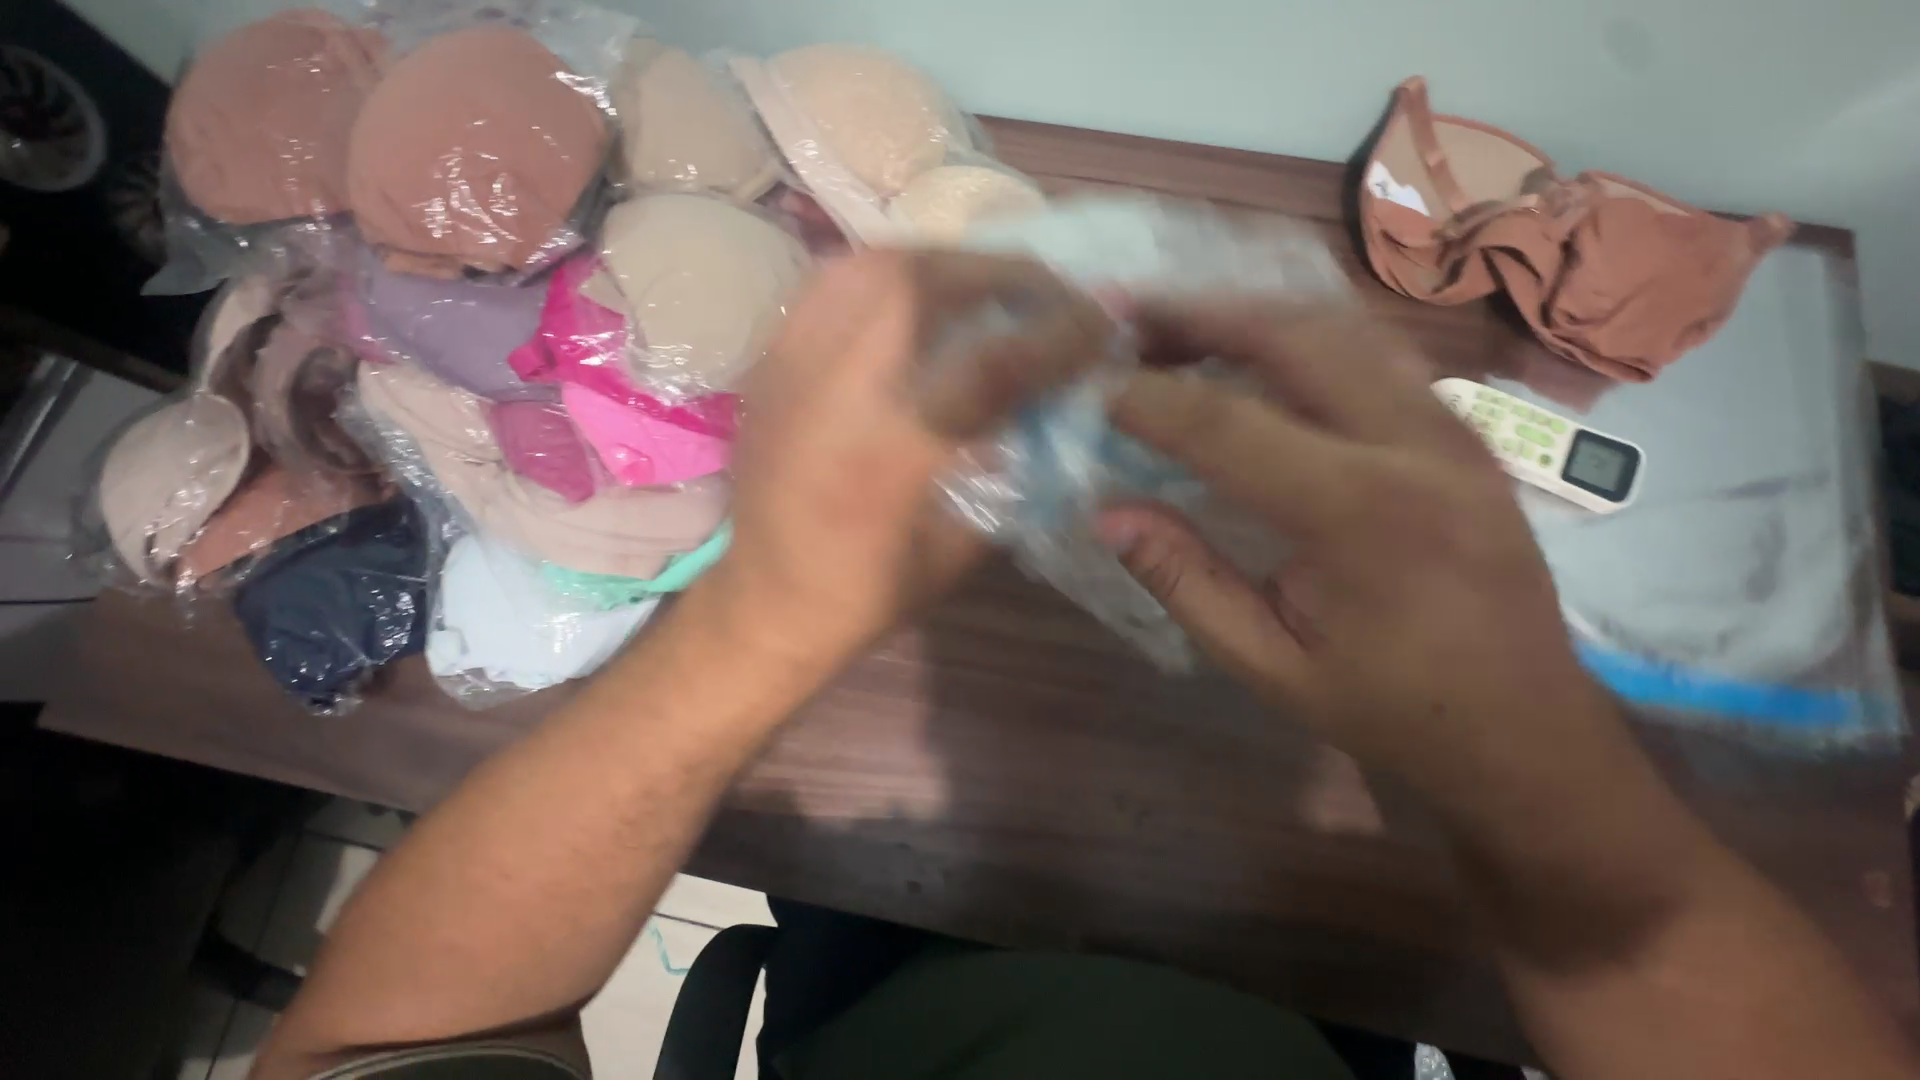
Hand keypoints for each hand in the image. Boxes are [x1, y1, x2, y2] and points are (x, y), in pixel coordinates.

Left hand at [698, 249, 1113, 669]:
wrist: (766, 600)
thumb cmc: (869, 592)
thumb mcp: (961, 543)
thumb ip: (1006, 461)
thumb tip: (1052, 398)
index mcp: (886, 457)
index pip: (986, 364)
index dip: (1056, 333)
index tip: (1104, 321)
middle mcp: (832, 393)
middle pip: (924, 284)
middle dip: (1004, 275)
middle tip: (1051, 292)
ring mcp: (790, 365)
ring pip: (874, 265)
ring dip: (949, 263)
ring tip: (990, 285)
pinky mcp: (770, 358)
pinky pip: (835, 281)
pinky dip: (894, 273)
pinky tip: (923, 296)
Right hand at [1101, 300, 1611, 772]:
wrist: (1527, 729)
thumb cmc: (1391, 710)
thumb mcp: (1268, 663)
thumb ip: (1185, 580)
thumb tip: (1108, 513)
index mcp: (1362, 515)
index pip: (1226, 426)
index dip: (1147, 401)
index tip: (1091, 391)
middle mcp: (1416, 446)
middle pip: (1291, 337)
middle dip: (1197, 317)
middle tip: (1127, 320)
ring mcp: (1452, 428)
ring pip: (1338, 328)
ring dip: (1248, 317)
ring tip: (1178, 328)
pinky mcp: (1464, 430)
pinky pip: (1372, 352)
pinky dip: (1299, 337)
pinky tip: (1256, 354)